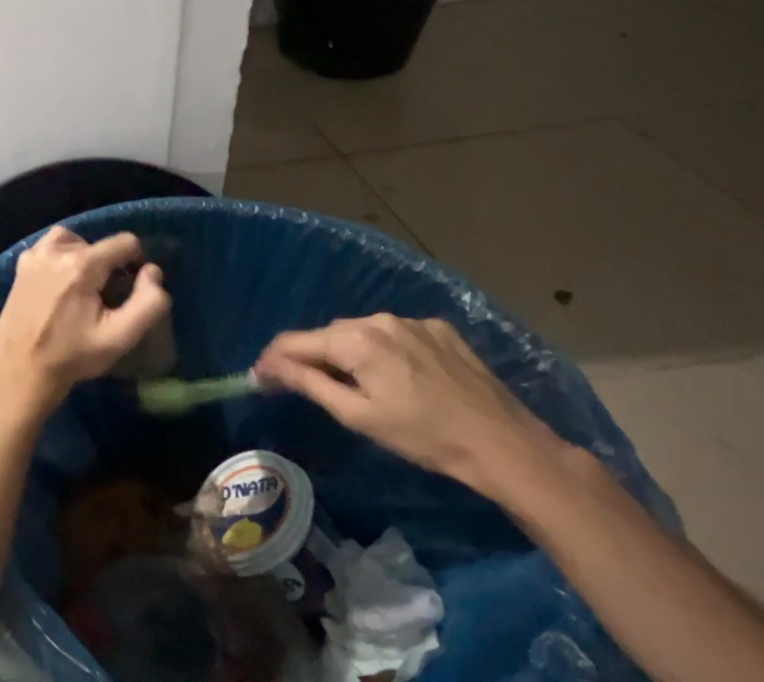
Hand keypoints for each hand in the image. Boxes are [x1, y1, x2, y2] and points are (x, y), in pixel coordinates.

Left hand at [0, 227, 170, 416]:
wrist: (23, 369)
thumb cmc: (74, 356)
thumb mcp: (121, 336)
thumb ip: (148, 302)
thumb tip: (152, 271)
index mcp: (81, 264)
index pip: (125, 242)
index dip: (135, 263)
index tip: (129, 289)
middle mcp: (54, 251)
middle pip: (98, 243)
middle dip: (108, 265)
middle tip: (104, 298)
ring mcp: (33, 256)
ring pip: (71, 239)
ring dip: (84, 256)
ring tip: (84, 287)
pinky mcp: (20, 266)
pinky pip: (48, 248)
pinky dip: (60, 258)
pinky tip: (61, 287)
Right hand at [253, 313, 566, 497]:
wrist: (502, 443)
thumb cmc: (422, 436)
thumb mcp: (357, 415)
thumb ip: (308, 383)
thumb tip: (268, 366)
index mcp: (356, 339)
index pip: (296, 341)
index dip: (274, 360)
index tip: (261, 378)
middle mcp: (380, 319)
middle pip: (328, 335)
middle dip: (311, 357)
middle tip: (303, 387)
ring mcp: (414, 322)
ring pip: (362, 333)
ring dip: (348, 354)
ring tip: (353, 384)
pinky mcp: (440, 330)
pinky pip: (395, 335)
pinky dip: (383, 351)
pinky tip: (396, 377)